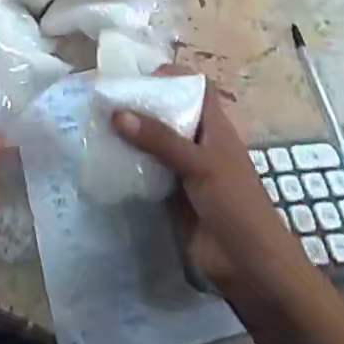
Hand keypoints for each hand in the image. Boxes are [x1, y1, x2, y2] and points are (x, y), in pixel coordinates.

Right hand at [111, 71, 304, 293]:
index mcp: (215, 128)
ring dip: (130, 136)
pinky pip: (146, 172)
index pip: (195, 88)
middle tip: (104, 100)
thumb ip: (160, 139)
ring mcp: (183, 170)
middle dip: (140, 105)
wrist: (249, 267)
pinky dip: (128, 165)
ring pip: (153, 143)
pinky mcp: (170, 196)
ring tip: (95, 125)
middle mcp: (198, 143)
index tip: (136, 77)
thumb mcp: (201, 165)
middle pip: (169, 114)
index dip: (171, 77)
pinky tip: (103, 161)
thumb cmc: (235, 205)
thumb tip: (116, 113)